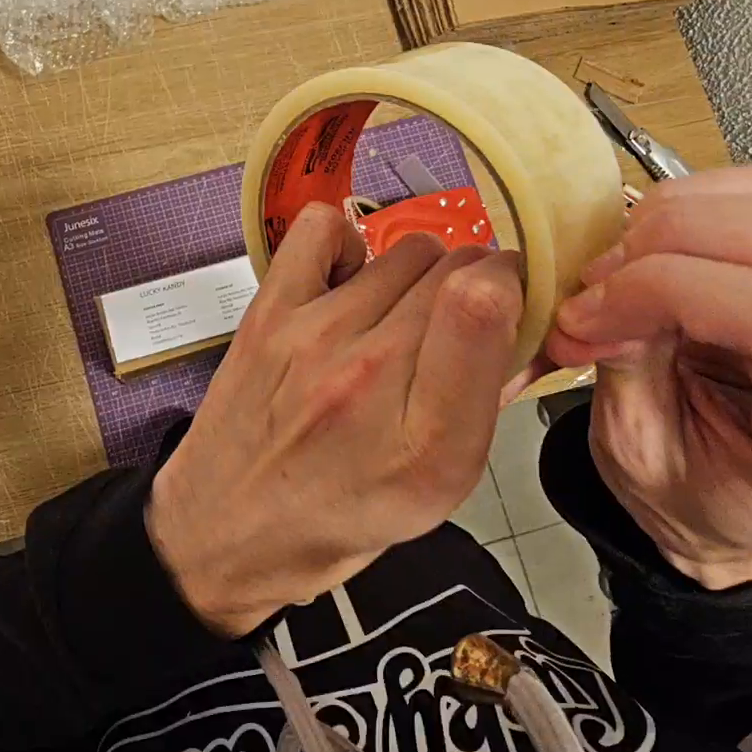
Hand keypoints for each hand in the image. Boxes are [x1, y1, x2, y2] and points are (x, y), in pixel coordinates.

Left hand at [147, 204, 523, 635]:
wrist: (227, 524)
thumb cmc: (342, 515)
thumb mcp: (439, 491)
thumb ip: (488, 400)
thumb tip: (524, 317)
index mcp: (428, 440)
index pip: (485, 301)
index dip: (511, 285)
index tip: (505, 302)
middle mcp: (370, 375)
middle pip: (454, 270)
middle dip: (472, 287)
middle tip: (449, 324)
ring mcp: (312, 335)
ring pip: (405, 251)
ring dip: (417, 275)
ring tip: (396, 314)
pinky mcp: (267, 311)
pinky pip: (323, 227)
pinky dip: (347, 243)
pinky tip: (346, 283)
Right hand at [544, 160, 751, 589]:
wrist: (728, 503)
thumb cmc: (686, 494)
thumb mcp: (633, 450)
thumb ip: (624, 364)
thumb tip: (600, 294)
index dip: (667, 288)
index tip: (586, 309)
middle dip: (687, 231)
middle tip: (606, 270)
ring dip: (700, 207)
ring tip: (633, 254)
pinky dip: (717, 197)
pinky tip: (670, 242)